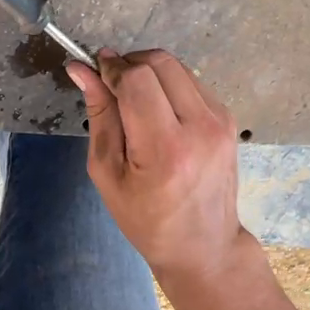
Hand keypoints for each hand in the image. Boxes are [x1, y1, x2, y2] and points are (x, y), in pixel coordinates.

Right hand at [67, 49, 250, 281]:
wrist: (204, 247)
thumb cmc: (146, 218)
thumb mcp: (107, 172)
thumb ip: (98, 113)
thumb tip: (81, 68)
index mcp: (165, 150)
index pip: (136, 80)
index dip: (112, 68)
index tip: (96, 69)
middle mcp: (199, 129)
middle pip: (158, 63)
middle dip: (129, 63)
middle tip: (113, 84)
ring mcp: (219, 122)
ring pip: (176, 66)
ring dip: (149, 71)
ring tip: (134, 99)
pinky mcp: (228, 118)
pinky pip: (192, 81)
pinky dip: (169, 84)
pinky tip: (159, 110)